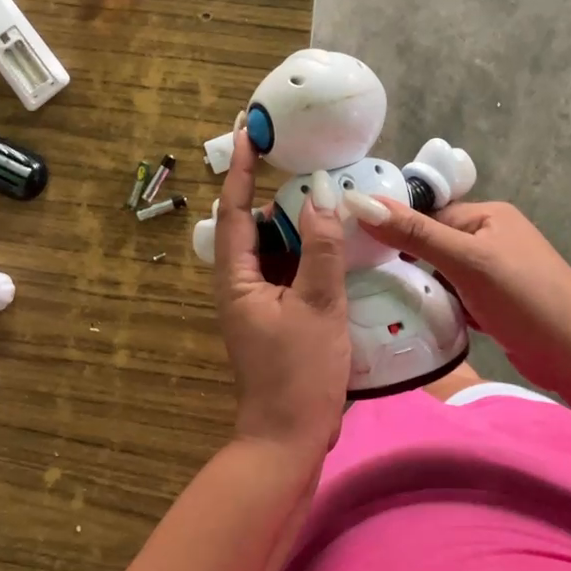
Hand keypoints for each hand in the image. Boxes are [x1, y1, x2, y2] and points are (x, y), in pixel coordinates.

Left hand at [212, 128, 350, 453]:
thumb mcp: (318, 307)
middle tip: (305, 161)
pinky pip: (288, 273)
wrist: (287, 441)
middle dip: (276, 194)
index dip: (241, 168)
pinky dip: (307, 255)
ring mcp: (257, 303)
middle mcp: (239, 284)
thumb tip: (325, 197)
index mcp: (236, 278)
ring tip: (327, 197)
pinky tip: (335, 246)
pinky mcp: (276, 318)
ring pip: (274, 250)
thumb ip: (322, 250)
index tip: (248, 130)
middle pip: (255, 226)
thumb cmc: (298, 375)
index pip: (235, 209)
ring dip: (297, 226)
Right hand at [346, 196, 570, 390]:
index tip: (350, 244)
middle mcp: (490, 237)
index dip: (392, 227)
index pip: (426, 213)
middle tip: (356, 275)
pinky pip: (451, 296)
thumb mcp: (466, 262)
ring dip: (415, 285)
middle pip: (429, 242)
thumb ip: (413, 233)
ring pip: (438, 272)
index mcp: (487, 215)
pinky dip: (434, 305)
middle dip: (400, 259)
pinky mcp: (493, 304)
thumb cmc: (526, 301)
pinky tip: (408, 318)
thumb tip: (356, 201)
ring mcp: (493, 273)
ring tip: (373, 297)